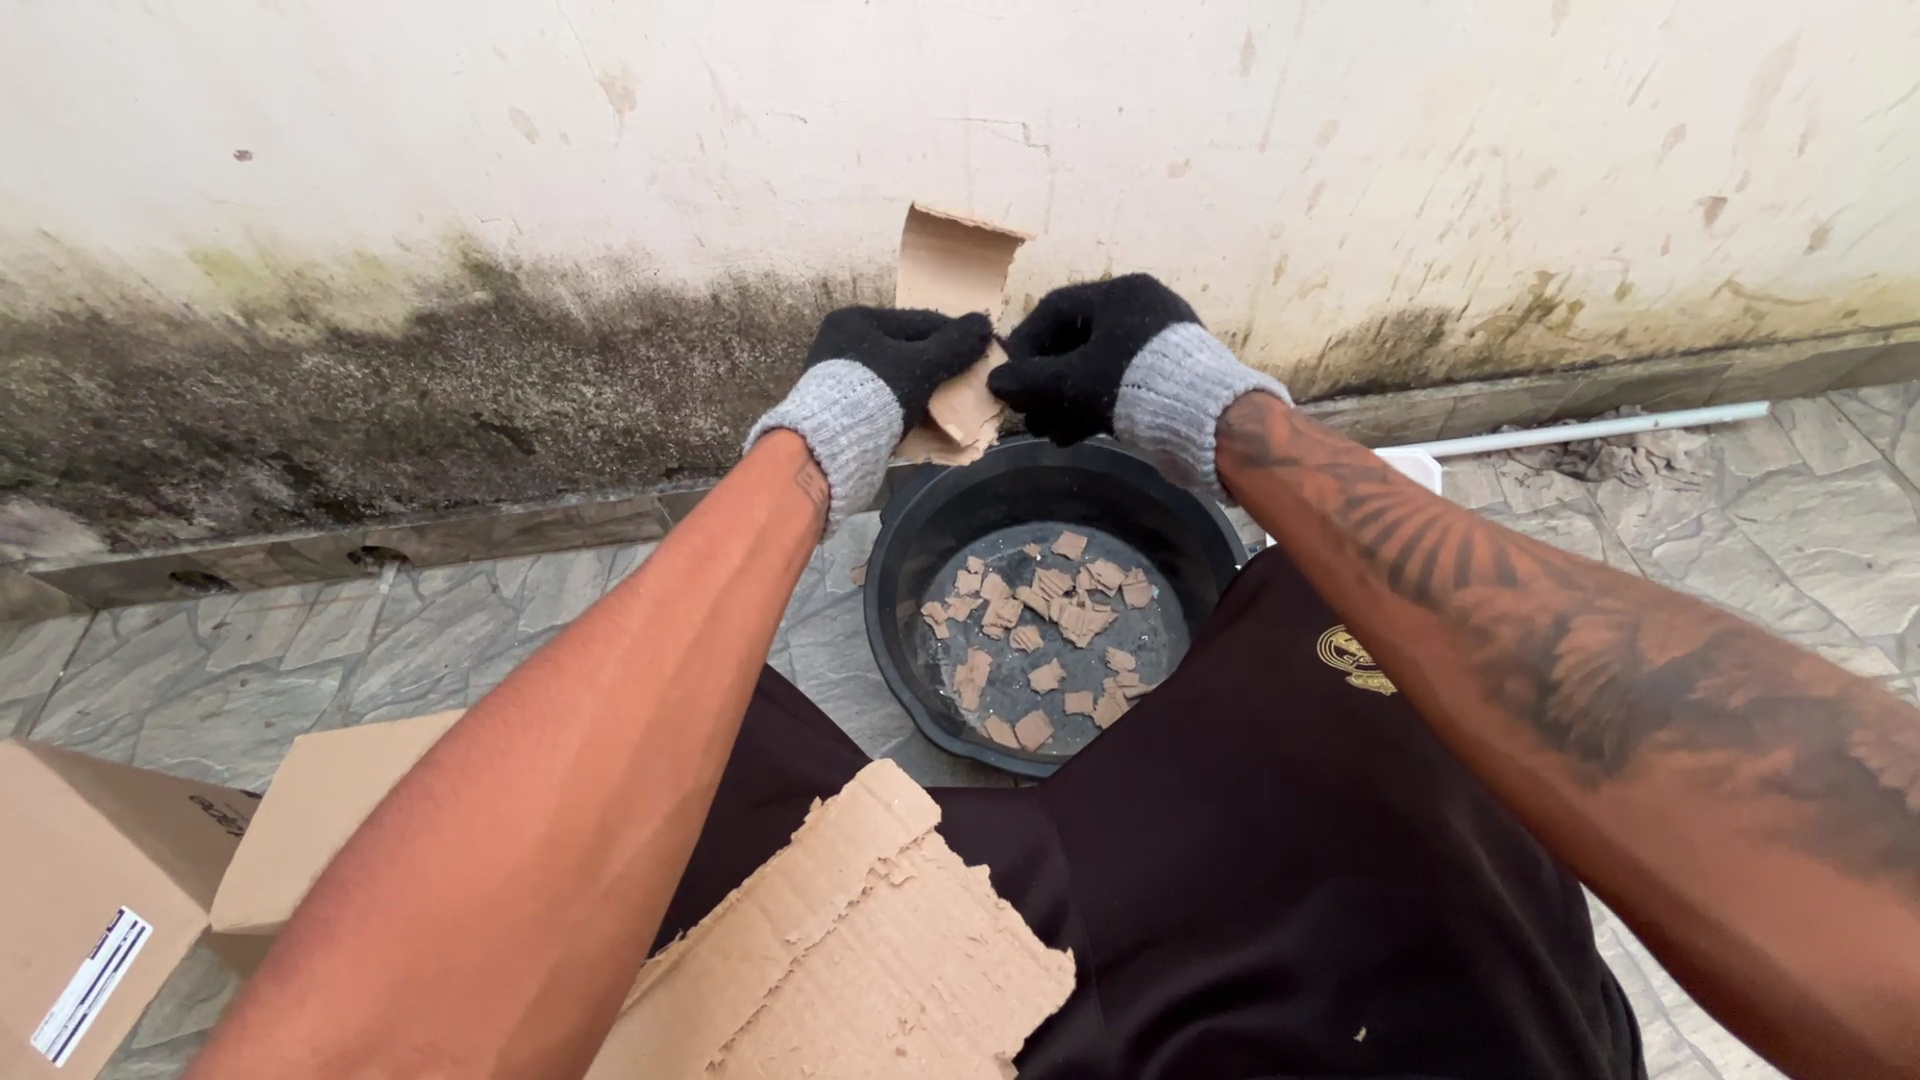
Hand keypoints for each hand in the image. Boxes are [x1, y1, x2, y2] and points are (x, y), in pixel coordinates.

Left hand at [805, 307, 993, 431]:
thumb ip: (954, 346)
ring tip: (949, 398)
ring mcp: (836, 376)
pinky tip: (922, 414)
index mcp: (856, 320)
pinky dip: (903, 403)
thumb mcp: (921, 366)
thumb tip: (983, 324)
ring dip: (921, 385)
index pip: (919, 320)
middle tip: (966, 376)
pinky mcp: (838, 407)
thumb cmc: (874, 394)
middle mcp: (841, 341)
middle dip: (936, 362)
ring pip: (893, 375)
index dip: (954, 334)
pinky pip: (880, 397)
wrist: (830, 446)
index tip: (982, 347)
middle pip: (904, 348)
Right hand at [989, 274, 1288, 497]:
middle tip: (1027, 413)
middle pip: (1075, 343)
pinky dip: (1092, 408)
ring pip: (1096, 369)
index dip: (1025, 344)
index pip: (1055, 310)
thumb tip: (994, 382)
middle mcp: (1141, 309)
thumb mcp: (1072, 383)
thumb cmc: (1133, 385)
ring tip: (1046, 433)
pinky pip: (1120, 384)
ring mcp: (1159, 342)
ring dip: (1065, 402)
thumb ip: (1029, 381)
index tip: (1009, 376)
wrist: (1207, 419)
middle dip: (1046, 384)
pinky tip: (1071, 437)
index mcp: (1120, 294)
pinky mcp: (1171, 374)